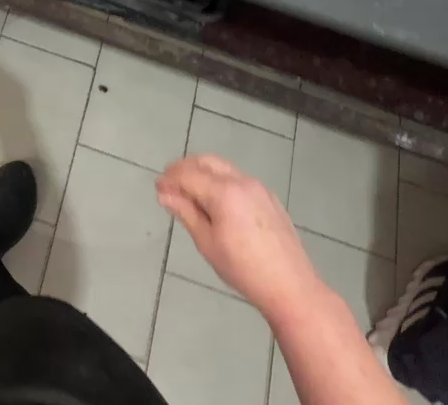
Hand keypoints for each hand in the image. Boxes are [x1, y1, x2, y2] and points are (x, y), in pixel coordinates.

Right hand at [157, 154, 316, 318]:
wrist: (291, 286)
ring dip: (203, 172)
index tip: (157, 188)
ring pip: (223, 167)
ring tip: (190, 193)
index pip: (188, 174)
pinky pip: (238, 178)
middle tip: (170, 184)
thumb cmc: (243, 269)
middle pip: (206, 161)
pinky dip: (220, 180)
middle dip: (184, 168)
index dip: (169, 179)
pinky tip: (216, 202)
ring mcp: (258, 187)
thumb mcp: (207, 243)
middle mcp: (241, 181)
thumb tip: (164, 193)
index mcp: (224, 192)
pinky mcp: (269, 197)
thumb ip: (186, 212)